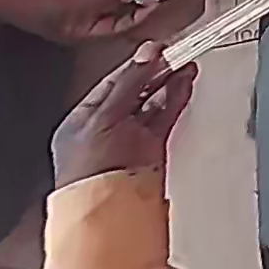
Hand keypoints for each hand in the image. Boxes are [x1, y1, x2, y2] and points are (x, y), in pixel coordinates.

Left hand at [53, 41, 198, 186]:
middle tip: (176, 54)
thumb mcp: (104, 118)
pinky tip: (186, 84)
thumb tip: (147, 53)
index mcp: (83, 119)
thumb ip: (129, 82)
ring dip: (171, 82)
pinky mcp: (151, 151)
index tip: (156, 49)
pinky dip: (177, 99)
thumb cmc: (89, 174)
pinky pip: (166, 117)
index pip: (113, 82)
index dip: (136, 64)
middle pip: (136, 91)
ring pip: (154, 103)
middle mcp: (106, 128)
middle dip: (156, 72)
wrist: (106, 219)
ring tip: (186, 65)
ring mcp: (129, 140)